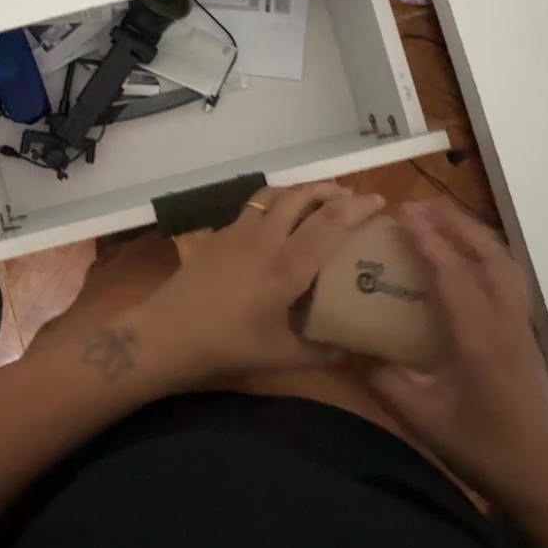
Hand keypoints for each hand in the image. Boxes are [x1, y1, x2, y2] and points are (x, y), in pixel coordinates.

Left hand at [122, 183, 387, 387]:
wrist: (169, 332)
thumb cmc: (229, 345)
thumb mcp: (283, 356)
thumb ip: (324, 352)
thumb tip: (355, 349)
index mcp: (288, 264)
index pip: (330, 222)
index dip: (357, 208)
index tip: (379, 202)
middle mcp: (266, 238)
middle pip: (301, 195)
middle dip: (329, 190)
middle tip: (350, 197)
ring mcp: (238, 231)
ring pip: (273, 194)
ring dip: (299, 190)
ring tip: (316, 199)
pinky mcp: (218, 234)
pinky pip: (253, 206)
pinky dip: (273, 202)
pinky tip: (276, 220)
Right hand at [366, 199, 547, 514]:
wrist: (543, 481)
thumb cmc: (481, 447)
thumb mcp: (421, 418)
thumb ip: (383, 379)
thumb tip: (351, 347)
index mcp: (478, 338)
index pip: (452, 274)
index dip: (426, 239)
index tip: (402, 210)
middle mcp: (504, 323)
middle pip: (487, 257)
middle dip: (454, 223)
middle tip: (419, 204)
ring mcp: (521, 329)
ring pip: (504, 266)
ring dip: (473, 235)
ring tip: (443, 219)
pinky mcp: (525, 337)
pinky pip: (507, 280)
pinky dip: (486, 255)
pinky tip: (467, 259)